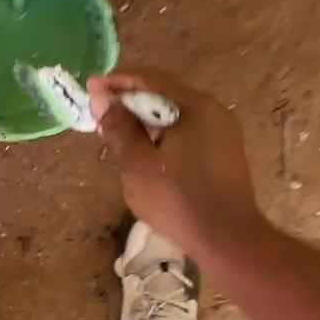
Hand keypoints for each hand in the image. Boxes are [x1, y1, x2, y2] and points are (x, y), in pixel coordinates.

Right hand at [88, 70, 265, 254]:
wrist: (228, 239)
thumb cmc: (178, 199)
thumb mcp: (138, 163)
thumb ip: (119, 128)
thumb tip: (101, 100)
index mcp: (195, 106)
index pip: (150, 80)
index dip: (116, 82)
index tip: (91, 89)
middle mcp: (214, 112)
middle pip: (164, 96)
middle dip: (129, 104)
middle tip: (101, 117)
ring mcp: (223, 134)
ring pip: (176, 117)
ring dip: (145, 122)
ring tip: (118, 138)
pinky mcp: (225, 155)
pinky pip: (188, 134)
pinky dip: (163, 137)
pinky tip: (147, 155)